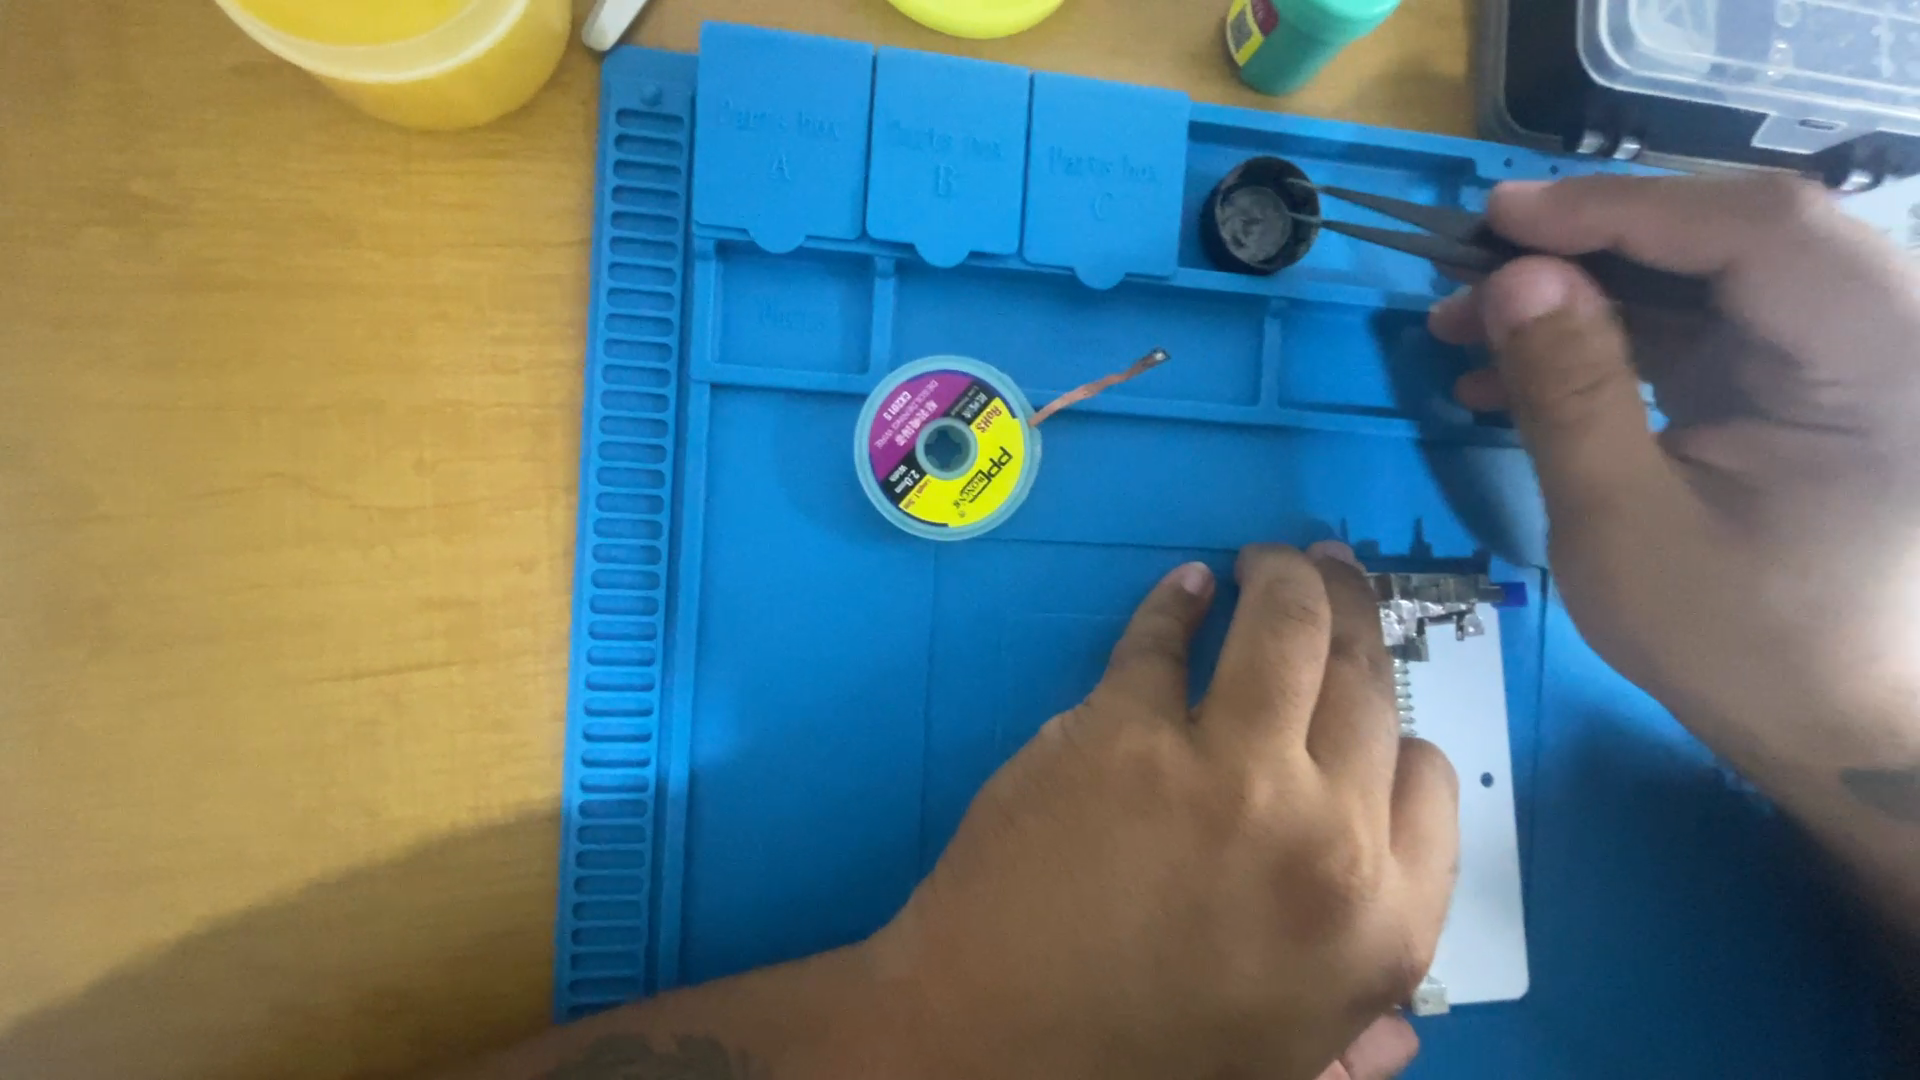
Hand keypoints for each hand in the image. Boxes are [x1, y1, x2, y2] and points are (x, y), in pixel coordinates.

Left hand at [866, 546, 1457, 1079]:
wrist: (995, 1042)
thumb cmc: (1140, 1059)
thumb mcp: (1281, 1063)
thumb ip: (1353, 1030)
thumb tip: (1403, 1030)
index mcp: (1380, 922)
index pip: (1434, 780)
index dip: (1397, 723)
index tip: (1362, 693)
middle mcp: (1321, 831)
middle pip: (1363, 680)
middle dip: (1353, 608)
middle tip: (1331, 568)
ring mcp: (1218, 767)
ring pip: (1284, 631)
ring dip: (1284, 576)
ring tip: (1270, 557)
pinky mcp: (1120, 729)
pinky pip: (1162, 640)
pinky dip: (1176, 603)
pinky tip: (1186, 586)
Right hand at [1430, 175, 1919, 921]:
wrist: (1828, 718)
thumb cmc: (1735, 637)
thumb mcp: (1623, 518)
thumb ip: (1570, 390)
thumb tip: (1512, 279)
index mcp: (1886, 363)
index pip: (1756, 230)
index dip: (1617, 208)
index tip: (1496, 217)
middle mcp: (1884, 338)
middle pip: (1727, 242)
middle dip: (1582, 249)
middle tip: (1463, 268)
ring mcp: (1834, 363)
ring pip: (1693, 286)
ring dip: (1571, 300)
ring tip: (1460, 326)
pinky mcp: (1788, 391)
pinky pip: (1685, 339)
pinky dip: (1592, 348)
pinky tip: (1500, 377)